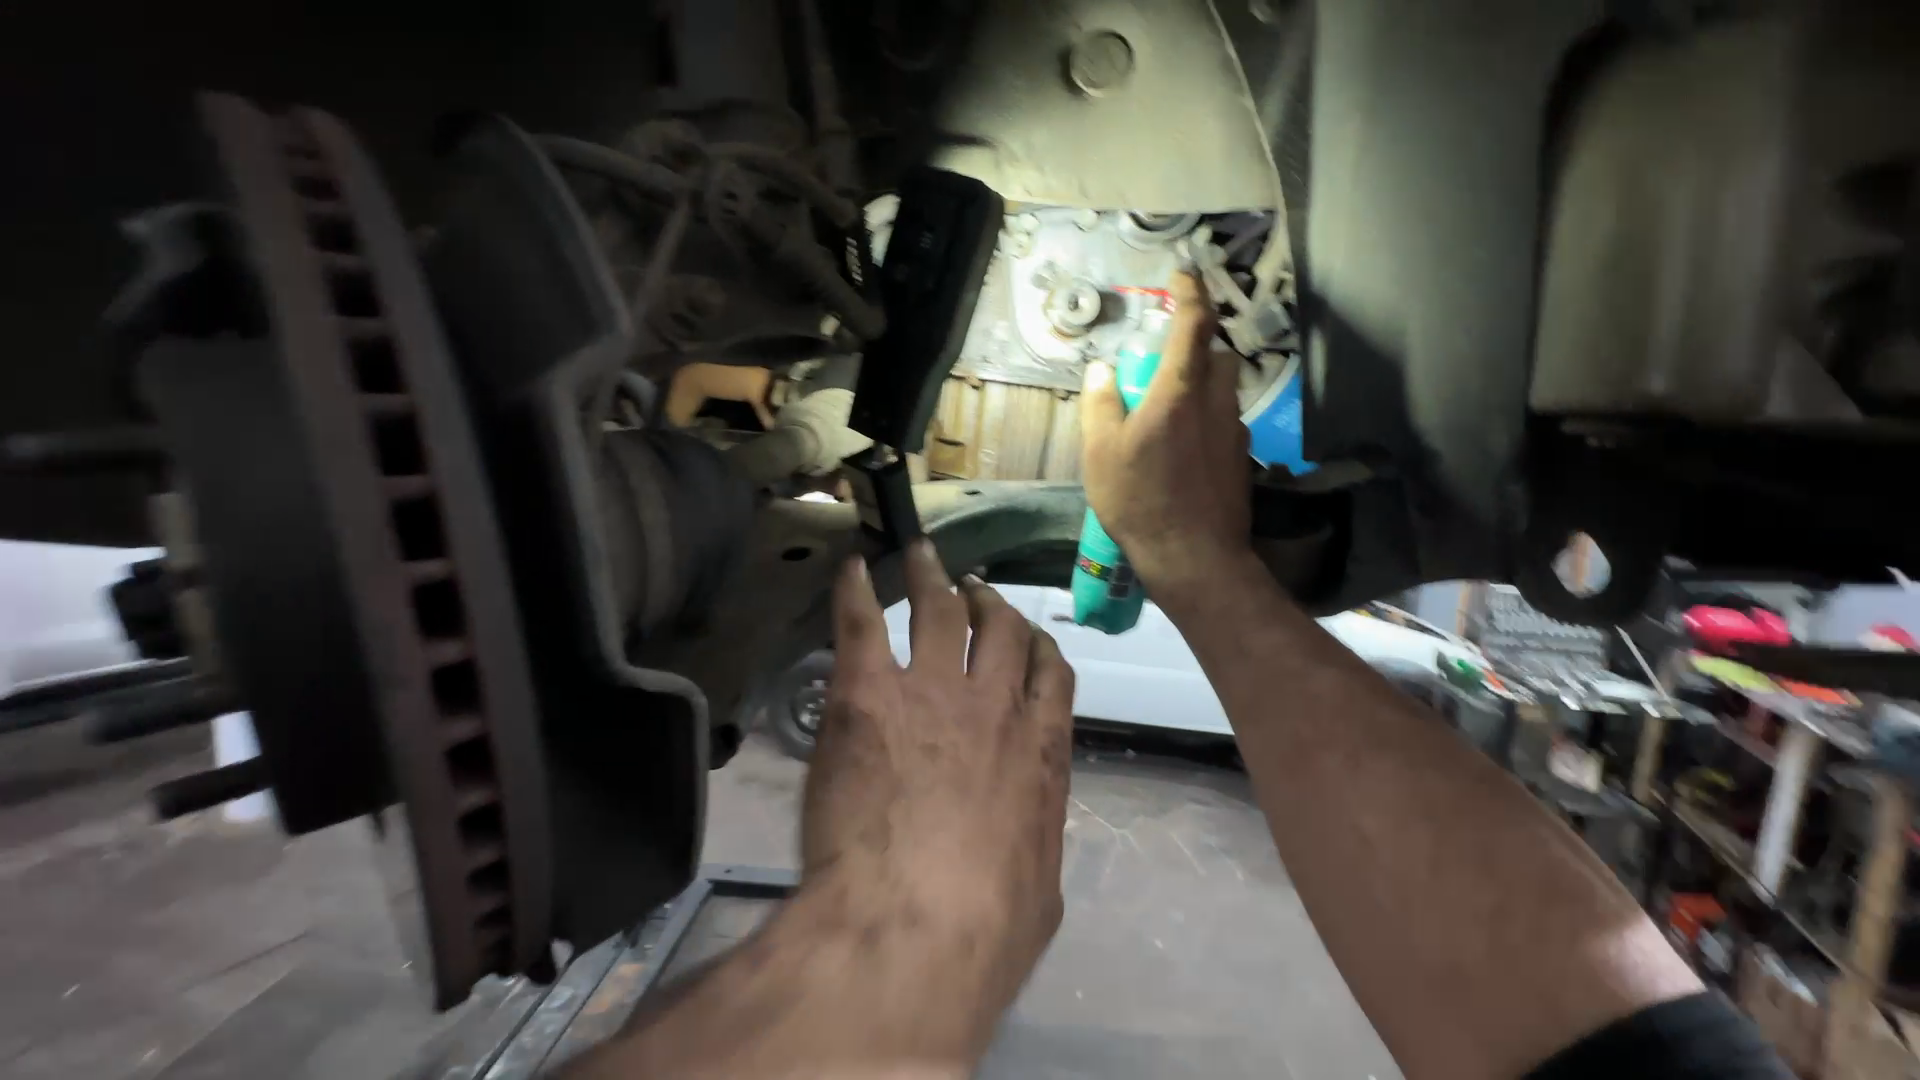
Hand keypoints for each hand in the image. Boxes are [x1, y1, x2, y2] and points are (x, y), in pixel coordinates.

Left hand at [800, 539, 1074, 1047]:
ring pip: (941, 612)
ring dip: (932, 578)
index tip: (1023, 633)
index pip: (1051, 676)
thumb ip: (1036, 848)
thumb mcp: (1039, 893)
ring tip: (921, 555)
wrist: (912, 923)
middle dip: (989, 603)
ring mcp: (932, 692)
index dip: (1038, 646)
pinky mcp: (868, 694)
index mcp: (1040, 752)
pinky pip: (863, 624)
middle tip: (971, 586)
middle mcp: (995, 706)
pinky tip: (850, 568)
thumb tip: (1027, 842)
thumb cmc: (984, 925)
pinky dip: (855, 592)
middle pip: (1001, 631)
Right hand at [1080, 270, 1252, 598]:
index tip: (1182, 276)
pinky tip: (1182, 449)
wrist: (1194, 556)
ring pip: (1223, 389)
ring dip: (1200, 384)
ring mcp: (1234, 432)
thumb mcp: (1101, 453)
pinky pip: (1223, 421)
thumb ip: (1100, 403)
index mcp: (1179, 392)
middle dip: (1197, 343)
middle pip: (1218, 353)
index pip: (1194, 324)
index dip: (1190, 293)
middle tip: (1165, 358)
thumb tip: (1101, 369)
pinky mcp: (1240, 458)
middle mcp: (1215, 403)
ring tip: (1167, 410)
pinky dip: (1205, 418)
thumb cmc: (1140, 501)